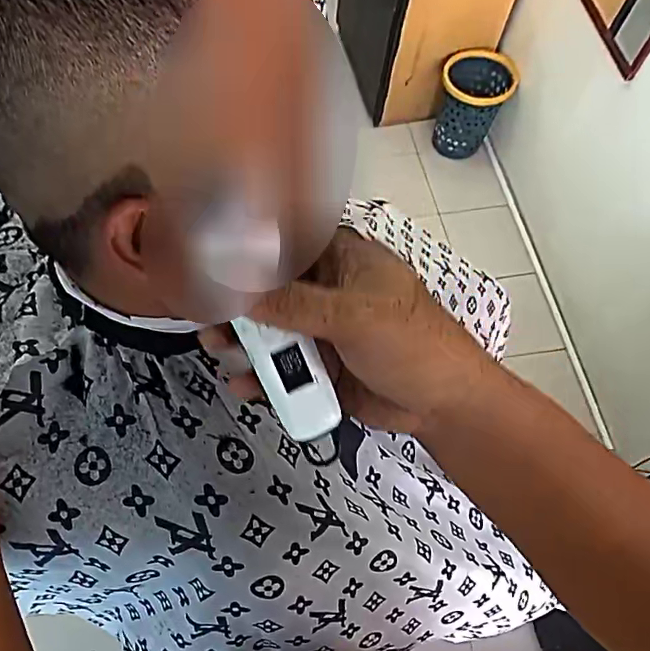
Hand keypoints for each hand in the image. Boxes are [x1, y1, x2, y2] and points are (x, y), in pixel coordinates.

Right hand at [199, 228, 501, 433]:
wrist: (441, 406)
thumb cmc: (416, 345)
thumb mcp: (354, 318)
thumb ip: (295, 306)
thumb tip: (241, 289)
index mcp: (341, 261)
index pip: (284, 244)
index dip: (246, 251)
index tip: (208, 261)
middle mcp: (326, 294)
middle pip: (268, 294)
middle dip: (237, 308)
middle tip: (209, 320)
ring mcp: (321, 333)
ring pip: (271, 335)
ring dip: (244, 345)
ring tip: (220, 352)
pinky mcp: (320, 370)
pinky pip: (283, 371)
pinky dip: (262, 378)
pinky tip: (245, 385)